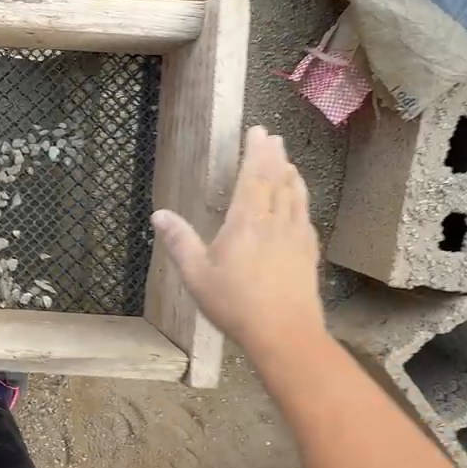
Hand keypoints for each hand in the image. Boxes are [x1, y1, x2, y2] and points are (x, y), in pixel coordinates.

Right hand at [152, 125, 323, 351]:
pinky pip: (305, 217)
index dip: (256, 153)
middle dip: (275, 157)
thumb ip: (179, 242)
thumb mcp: (196, 275)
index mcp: (247, 223)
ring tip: (289, 162)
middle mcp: (275, 223)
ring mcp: (296, 239)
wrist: (285, 335)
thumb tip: (158, 215)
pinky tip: (299, 205)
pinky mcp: (308, 255)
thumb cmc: (235, 304)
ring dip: (291, 175)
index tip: (259, 132)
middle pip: (278, 181)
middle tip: (274, 137)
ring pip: (296, 197)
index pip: (254, 178)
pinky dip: (301, 201)